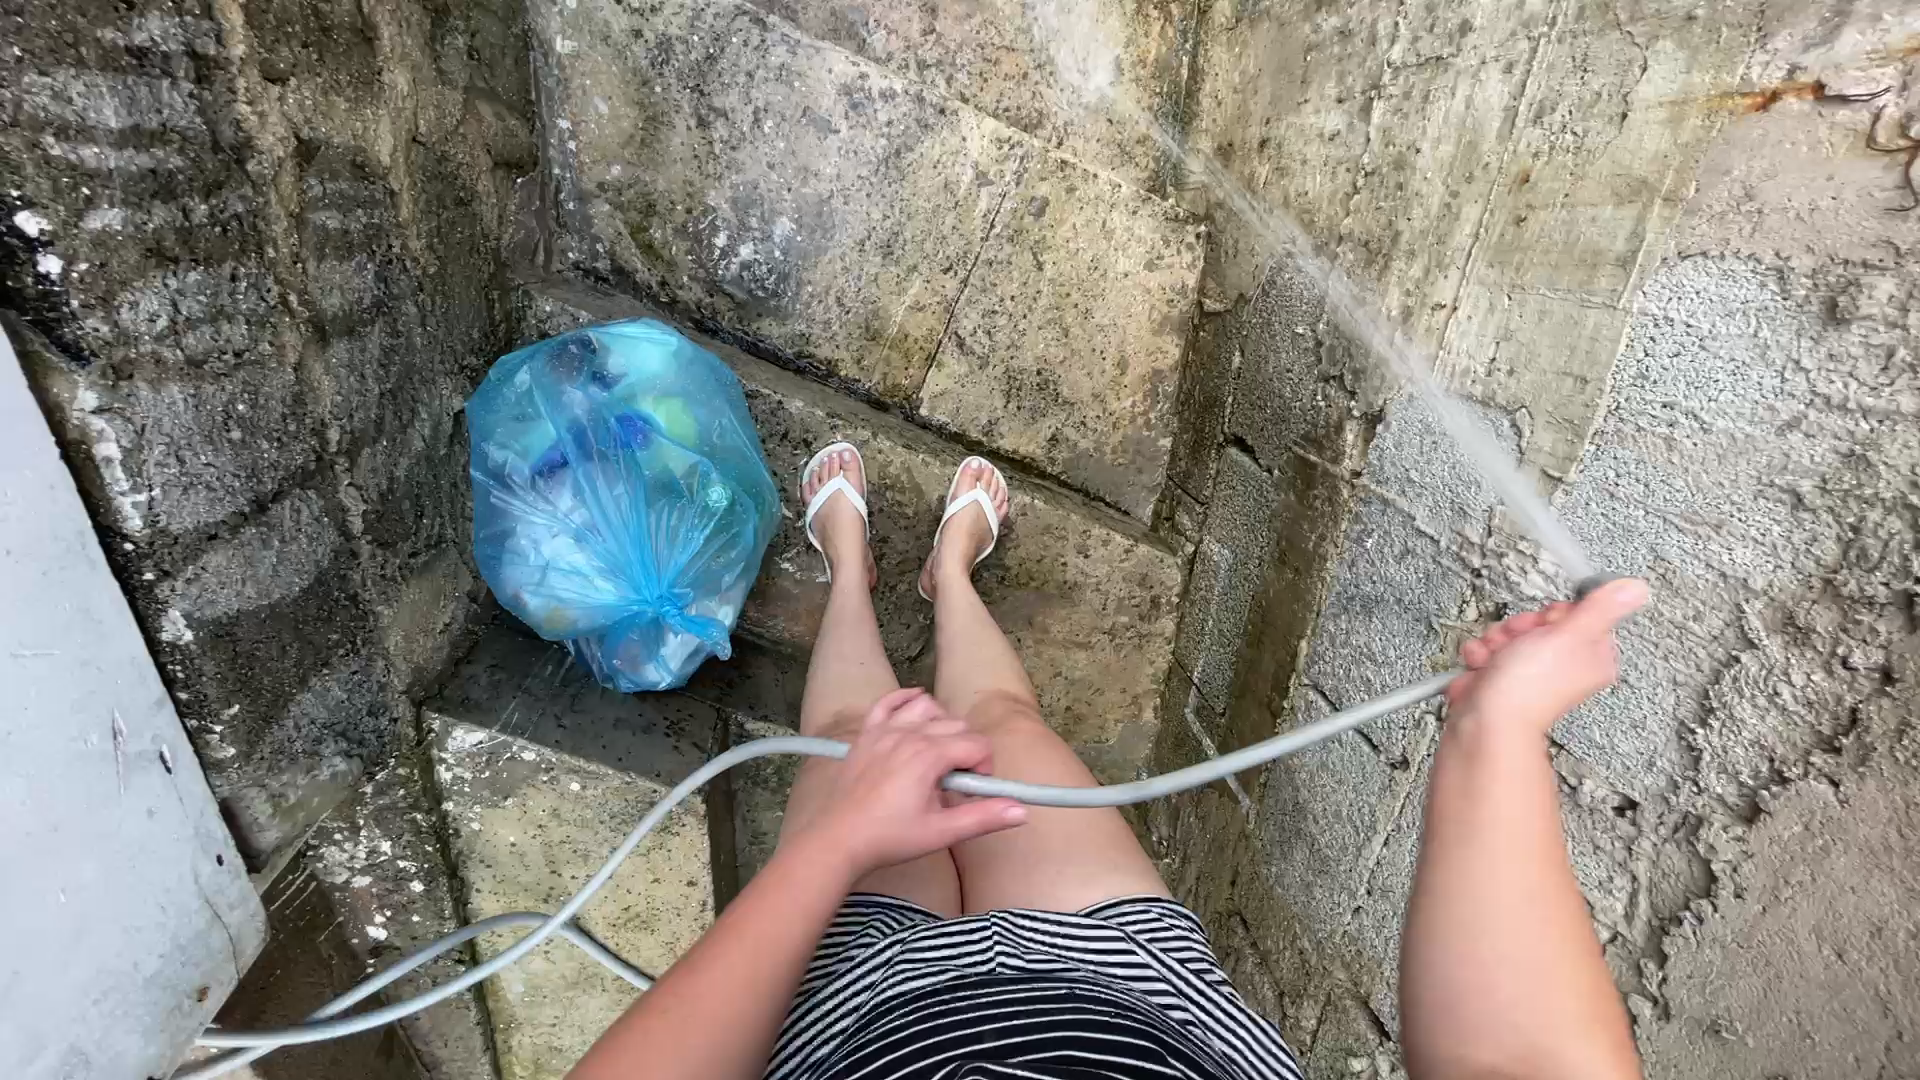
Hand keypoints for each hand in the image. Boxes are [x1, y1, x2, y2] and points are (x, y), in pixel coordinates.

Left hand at [795, 688, 1026, 880]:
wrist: (838, 840)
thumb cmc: (890, 837)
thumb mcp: (941, 832)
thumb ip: (983, 817)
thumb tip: (1021, 810)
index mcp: (929, 755)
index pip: (977, 744)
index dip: (983, 767)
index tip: (971, 791)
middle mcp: (909, 733)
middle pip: (956, 725)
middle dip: (965, 751)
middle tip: (953, 785)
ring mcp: (885, 730)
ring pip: (927, 707)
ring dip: (940, 725)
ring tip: (937, 756)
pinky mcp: (866, 733)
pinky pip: (888, 702)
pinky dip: (905, 700)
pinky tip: (914, 710)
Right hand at [1446, 578, 1649, 737]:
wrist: (1487, 717)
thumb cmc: (1530, 687)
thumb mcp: (1569, 637)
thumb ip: (1599, 609)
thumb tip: (1635, 587)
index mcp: (1592, 655)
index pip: (1576, 614)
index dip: (1555, 614)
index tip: (1548, 625)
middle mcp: (1563, 663)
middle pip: (1537, 622)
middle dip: (1518, 628)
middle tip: (1521, 643)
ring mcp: (1529, 669)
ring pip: (1507, 633)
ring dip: (1495, 640)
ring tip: (1499, 659)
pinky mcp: (1500, 673)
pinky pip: (1486, 648)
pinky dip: (1480, 654)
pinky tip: (1485, 666)